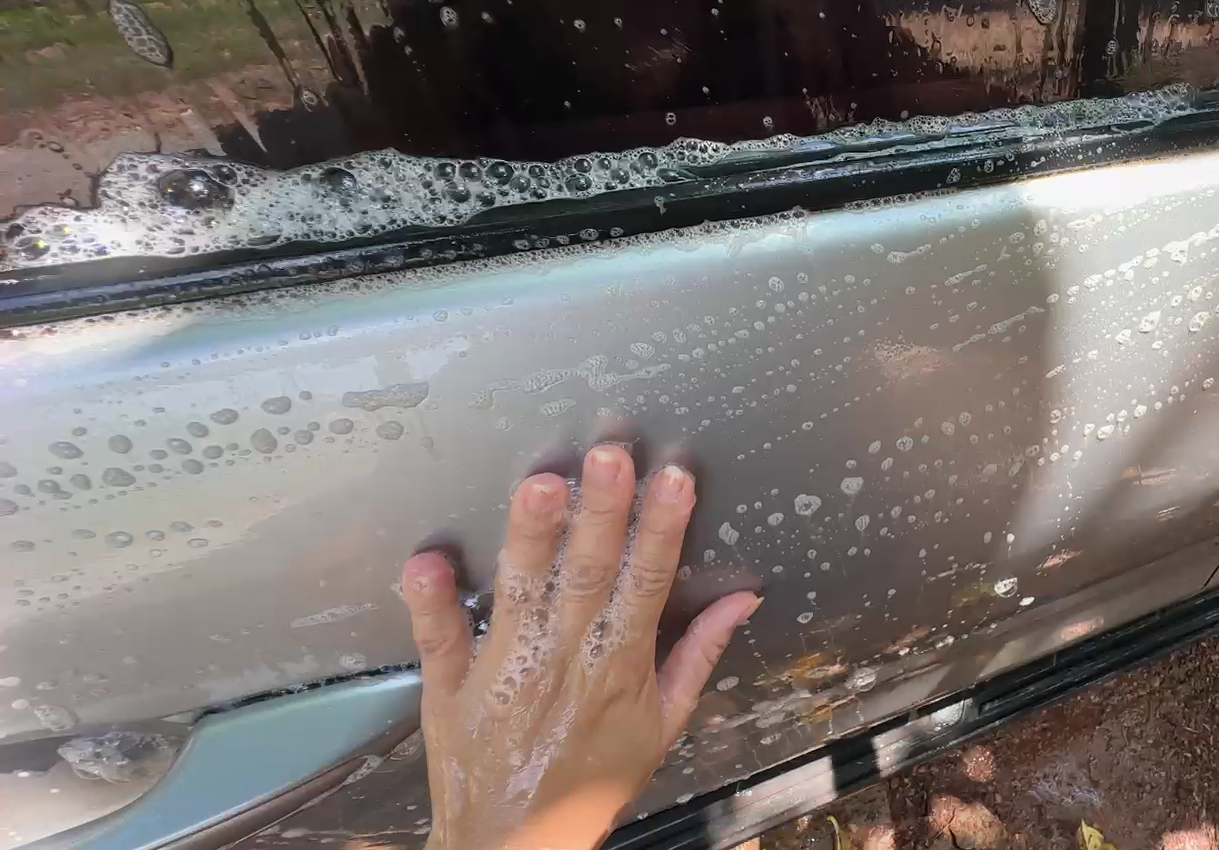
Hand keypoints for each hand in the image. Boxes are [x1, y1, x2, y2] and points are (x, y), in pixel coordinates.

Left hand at [399, 447, 760, 849]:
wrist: (512, 846)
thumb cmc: (598, 777)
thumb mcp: (666, 722)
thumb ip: (701, 652)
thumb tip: (745, 595)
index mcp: (619, 664)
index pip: (648, 583)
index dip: (663, 528)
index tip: (675, 479)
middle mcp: (563, 658)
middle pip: (586, 574)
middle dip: (600, 512)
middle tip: (608, 456)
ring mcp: (502, 670)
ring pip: (520, 592)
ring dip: (530, 538)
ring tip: (540, 483)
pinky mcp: (451, 686)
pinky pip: (440, 639)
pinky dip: (430, 601)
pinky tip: (426, 559)